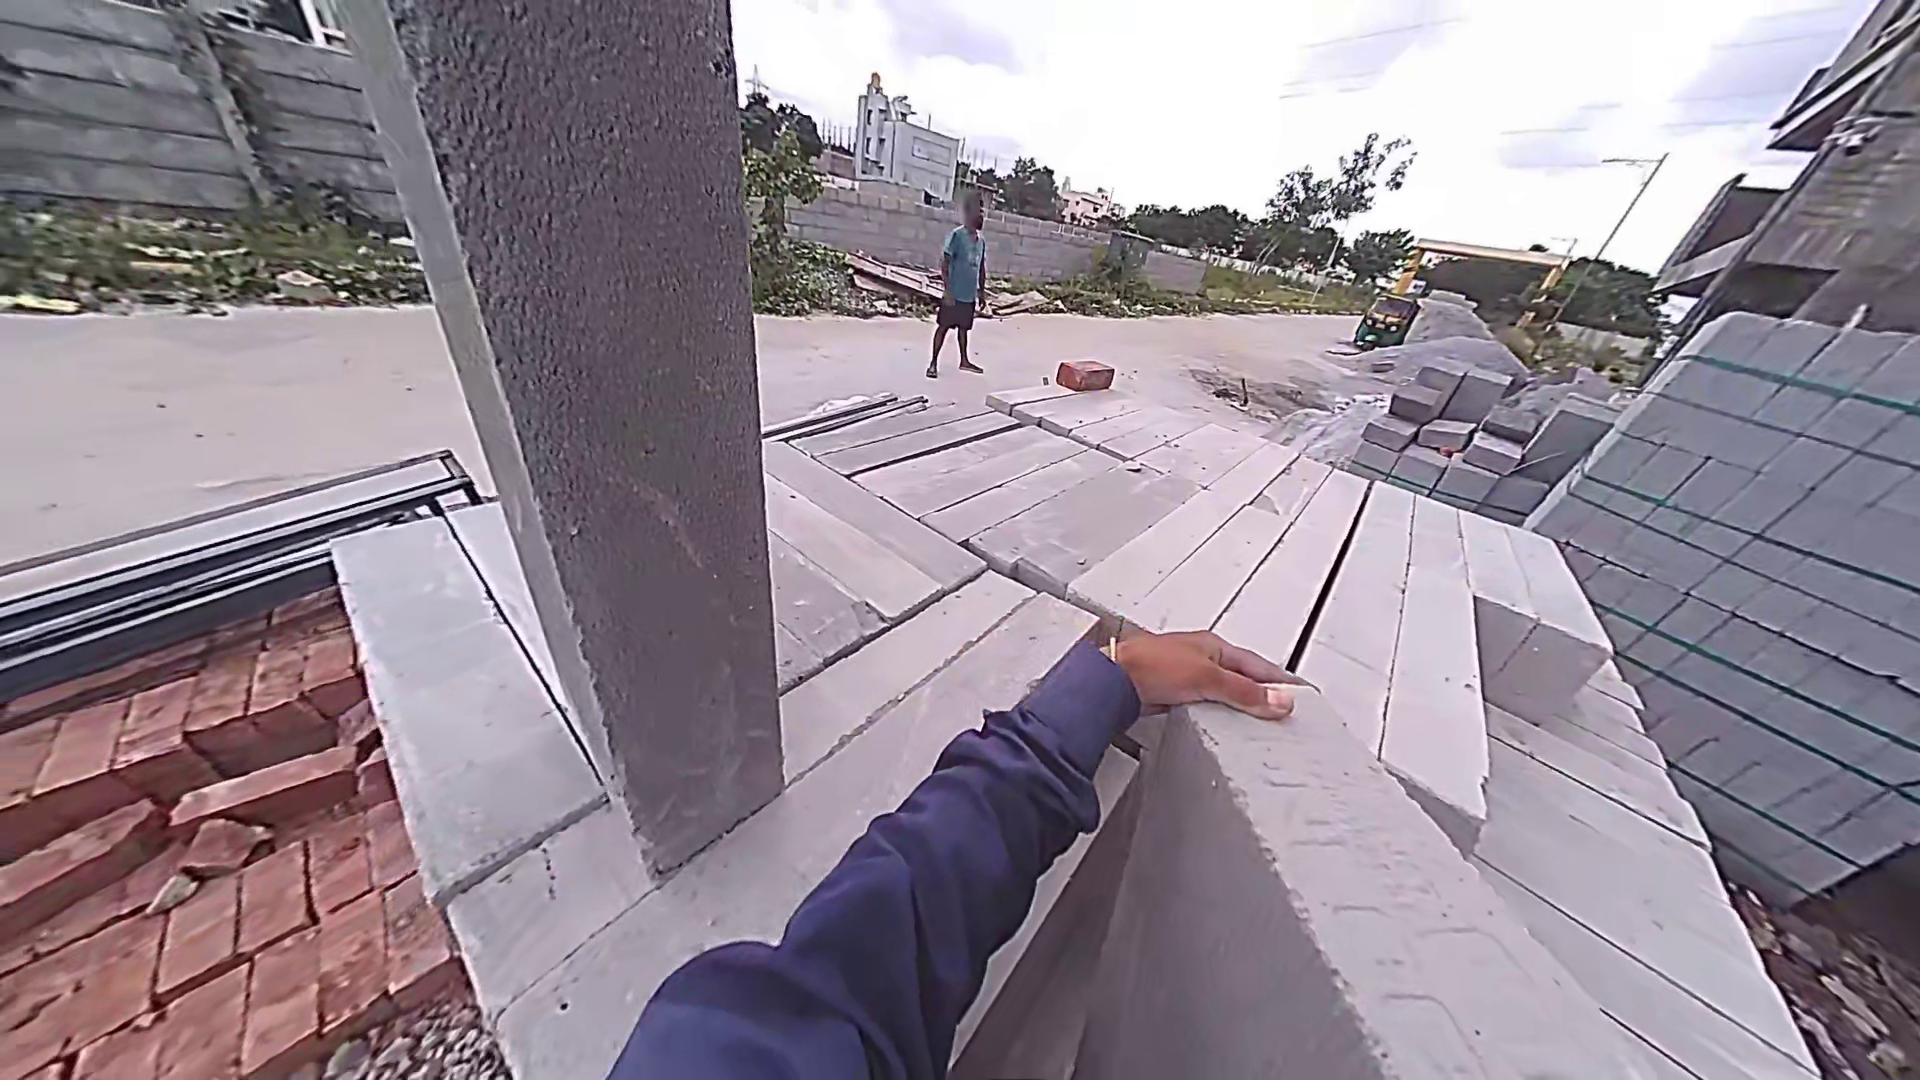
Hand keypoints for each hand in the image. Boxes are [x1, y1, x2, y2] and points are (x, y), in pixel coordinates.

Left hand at [1111, 631, 1302, 721]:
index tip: (1302, 694)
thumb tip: (1279, 700)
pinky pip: (1210, 703)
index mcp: (1213, 646)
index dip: (1281, 681)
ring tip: (1263, 721)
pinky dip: (1223, 713)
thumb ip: (1243, 692)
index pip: (1259, 665)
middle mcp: (1202, 657)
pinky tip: (1227, 725)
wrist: (1113, 680)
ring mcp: (1189, 675)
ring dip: (1243, 705)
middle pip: (1243, 678)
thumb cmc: (1149, 665)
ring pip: (1226, 692)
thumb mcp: (1206, 677)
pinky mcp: (1176, 693)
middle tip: (1288, 712)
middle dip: (1265, 693)